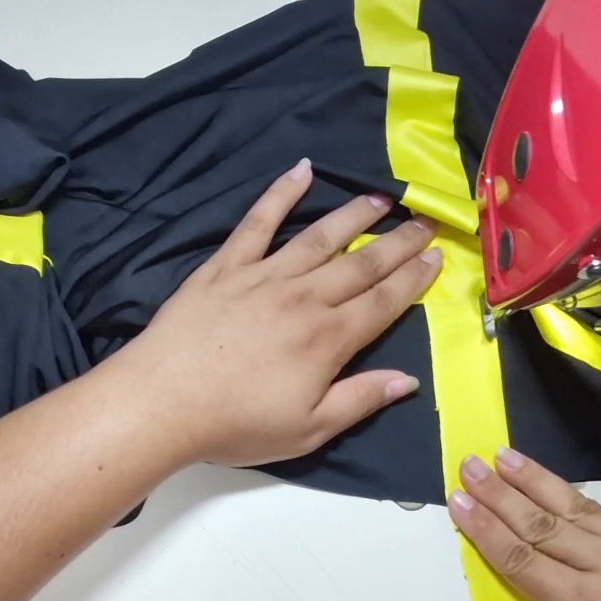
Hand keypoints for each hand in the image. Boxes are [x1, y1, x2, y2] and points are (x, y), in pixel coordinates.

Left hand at [116, 158, 441, 466]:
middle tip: (425, 222)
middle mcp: (304, 298)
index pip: (383, 302)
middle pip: (361, 264)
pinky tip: (301, 171)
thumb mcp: (309, 429)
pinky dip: (280, 194)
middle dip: (398, 242)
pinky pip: (258, 222)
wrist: (164, 402)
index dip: (413, 279)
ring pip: (320, 236)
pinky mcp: (225, 267)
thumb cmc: (238, 424)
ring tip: (381, 198)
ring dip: (354, 214)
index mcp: (329, 339)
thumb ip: (360, 400)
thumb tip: (408, 380)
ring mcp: (263, 276)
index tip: (437, 257)